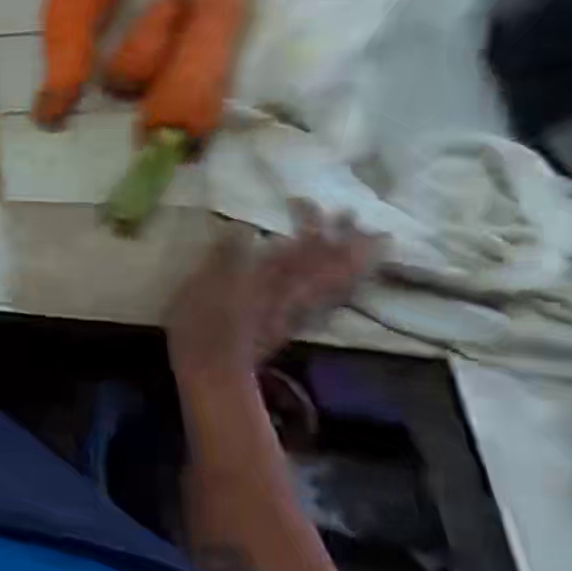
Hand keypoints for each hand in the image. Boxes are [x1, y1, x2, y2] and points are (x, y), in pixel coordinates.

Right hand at [165, 203, 382, 379]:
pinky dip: (345, 285)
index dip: (310, 221)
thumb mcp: (202, 285)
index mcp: (272, 277)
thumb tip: (242, 228)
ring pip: (340, 281)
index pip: (303, 244)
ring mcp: (300, 310)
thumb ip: (225, 257)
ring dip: (357, 260)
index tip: (304, 200)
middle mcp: (295, 291)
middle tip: (354, 217)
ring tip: (370, 243)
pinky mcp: (295, 324)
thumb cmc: (201, 324)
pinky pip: (332, 299)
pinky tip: (345, 280)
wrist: (215, 369)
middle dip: (347, 239)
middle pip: (334, 262)